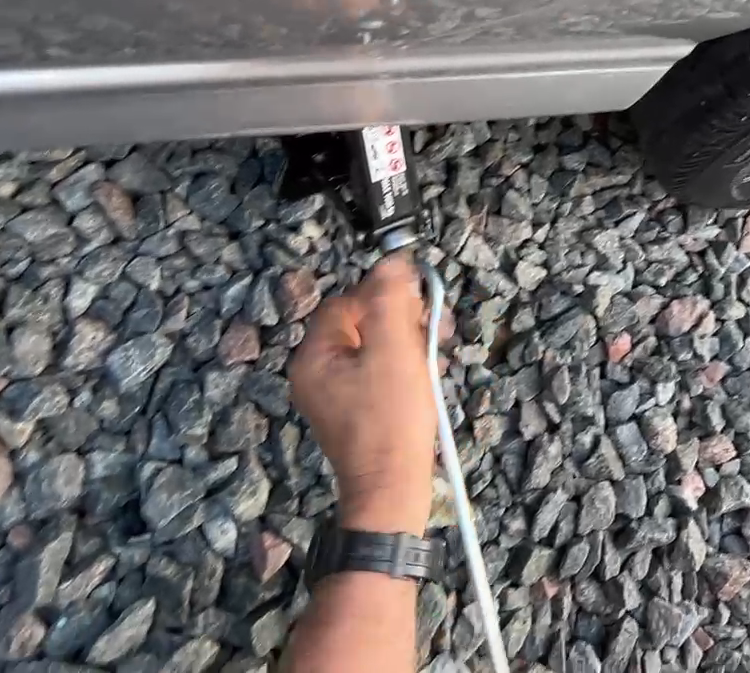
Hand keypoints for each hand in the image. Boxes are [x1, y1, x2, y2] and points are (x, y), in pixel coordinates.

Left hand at [287, 255, 437, 534]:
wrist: (394, 489)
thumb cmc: (391, 422)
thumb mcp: (394, 350)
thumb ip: (390, 299)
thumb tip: (392, 260)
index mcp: (314, 357)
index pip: (347, 301)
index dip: (383, 294)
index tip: (418, 303)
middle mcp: (317, 374)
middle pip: (362, 322)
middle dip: (401, 320)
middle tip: (432, 328)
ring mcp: (336, 395)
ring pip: (375, 346)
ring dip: (408, 341)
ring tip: (435, 352)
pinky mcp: (357, 411)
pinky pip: (380, 371)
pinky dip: (405, 366)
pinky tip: (426, 375)